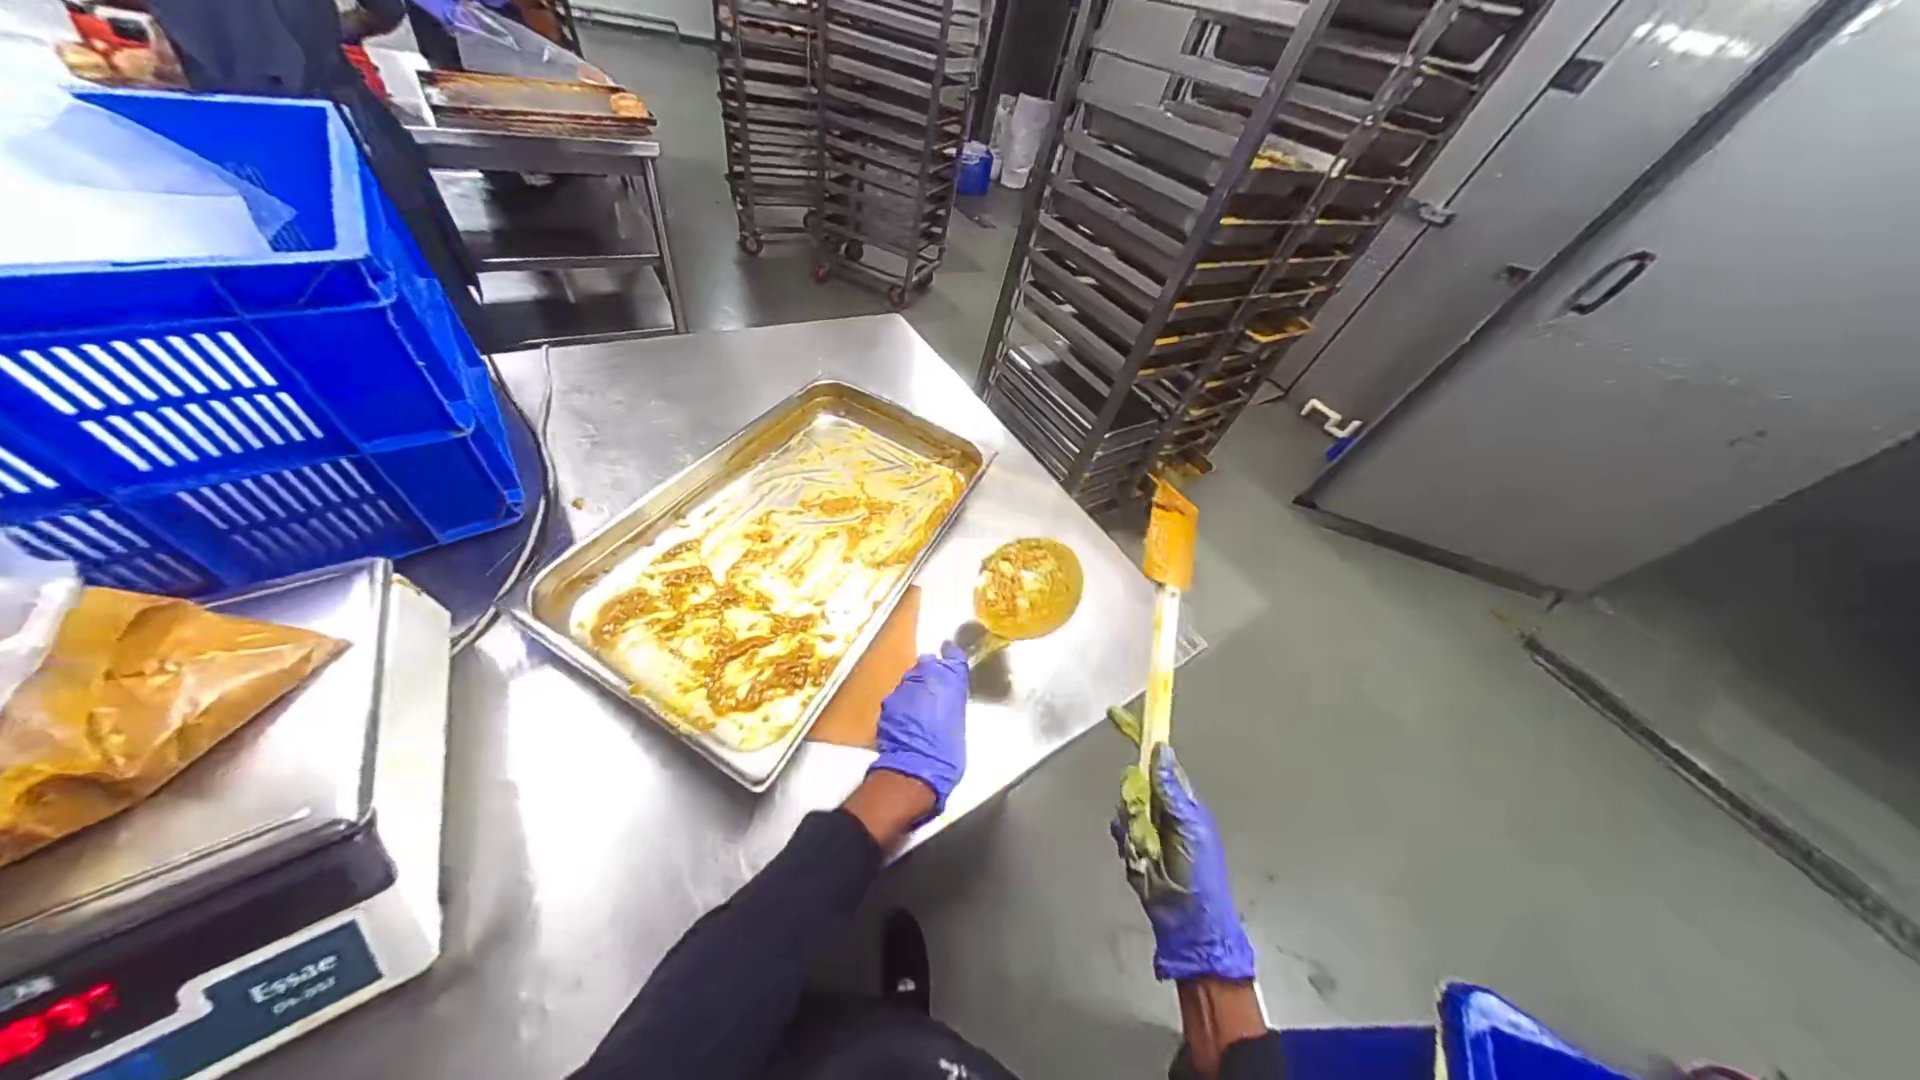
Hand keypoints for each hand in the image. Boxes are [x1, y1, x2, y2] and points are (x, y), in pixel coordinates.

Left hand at [870, 642, 968, 816]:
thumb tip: (947, 697)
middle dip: (929, 674)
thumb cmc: (948, 751)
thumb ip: (952, 701)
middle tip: (935, 689)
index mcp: (950, 679)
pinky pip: (897, 699)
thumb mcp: (959, 721)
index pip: (952, 656)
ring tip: (920, 708)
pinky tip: (906, 720)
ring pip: (909, 682)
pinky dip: (902, 705)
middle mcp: (924, 676)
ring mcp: (902, 689)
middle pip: (925, 666)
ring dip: (914, 690)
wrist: (915, 769)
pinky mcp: (886, 704)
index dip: (950, 655)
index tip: (950, 651)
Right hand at [1112, 744, 1255, 981]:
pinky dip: (1127, 843)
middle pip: (1133, 782)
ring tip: (1150, 851)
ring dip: (1133, 828)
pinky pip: (1117, 829)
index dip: (1141, 738)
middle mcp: (1162, 806)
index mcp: (1181, 798)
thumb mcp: (1190, 826)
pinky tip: (1142, 859)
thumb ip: (1171, 789)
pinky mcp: (1131, 844)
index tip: (1116, 716)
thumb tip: (1161, 750)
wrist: (1188, 921)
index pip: (1158, 759)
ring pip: (1123, 806)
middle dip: (1136, 802)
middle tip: (1147, 825)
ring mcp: (1146, 825)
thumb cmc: (1200, 872)